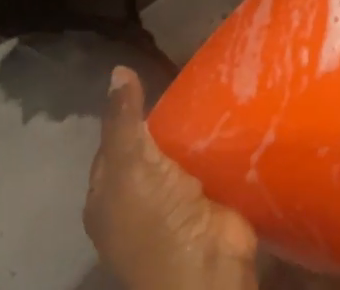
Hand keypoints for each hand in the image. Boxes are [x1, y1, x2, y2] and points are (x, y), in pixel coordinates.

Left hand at [85, 67, 258, 289]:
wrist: (207, 269)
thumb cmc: (156, 220)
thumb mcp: (129, 165)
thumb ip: (123, 120)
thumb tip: (117, 70)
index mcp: (107, 198)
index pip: (113, 144)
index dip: (128, 114)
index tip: (153, 82)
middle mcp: (137, 202)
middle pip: (150, 148)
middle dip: (167, 121)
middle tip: (190, 80)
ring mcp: (175, 205)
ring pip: (181, 156)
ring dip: (195, 131)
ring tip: (215, 87)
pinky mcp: (210, 202)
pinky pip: (211, 165)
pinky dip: (219, 144)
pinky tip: (232, 115)